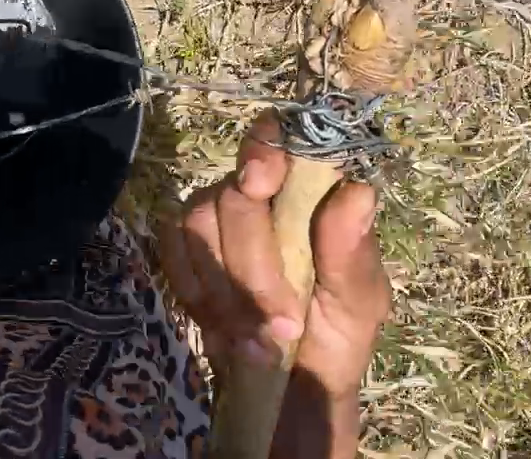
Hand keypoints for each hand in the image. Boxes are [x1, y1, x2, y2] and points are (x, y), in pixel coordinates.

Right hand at [159, 111, 391, 400]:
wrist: (288, 389)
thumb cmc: (334, 337)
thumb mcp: (358, 305)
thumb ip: (352, 253)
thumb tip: (358, 192)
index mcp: (304, 192)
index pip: (276, 141)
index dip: (263, 149)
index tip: (261, 180)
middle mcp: (253, 191)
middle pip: (234, 196)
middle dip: (254, 268)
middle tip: (284, 326)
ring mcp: (211, 213)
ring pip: (198, 225)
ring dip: (227, 291)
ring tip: (259, 341)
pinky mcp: (179, 243)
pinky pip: (172, 250)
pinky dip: (197, 293)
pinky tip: (224, 328)